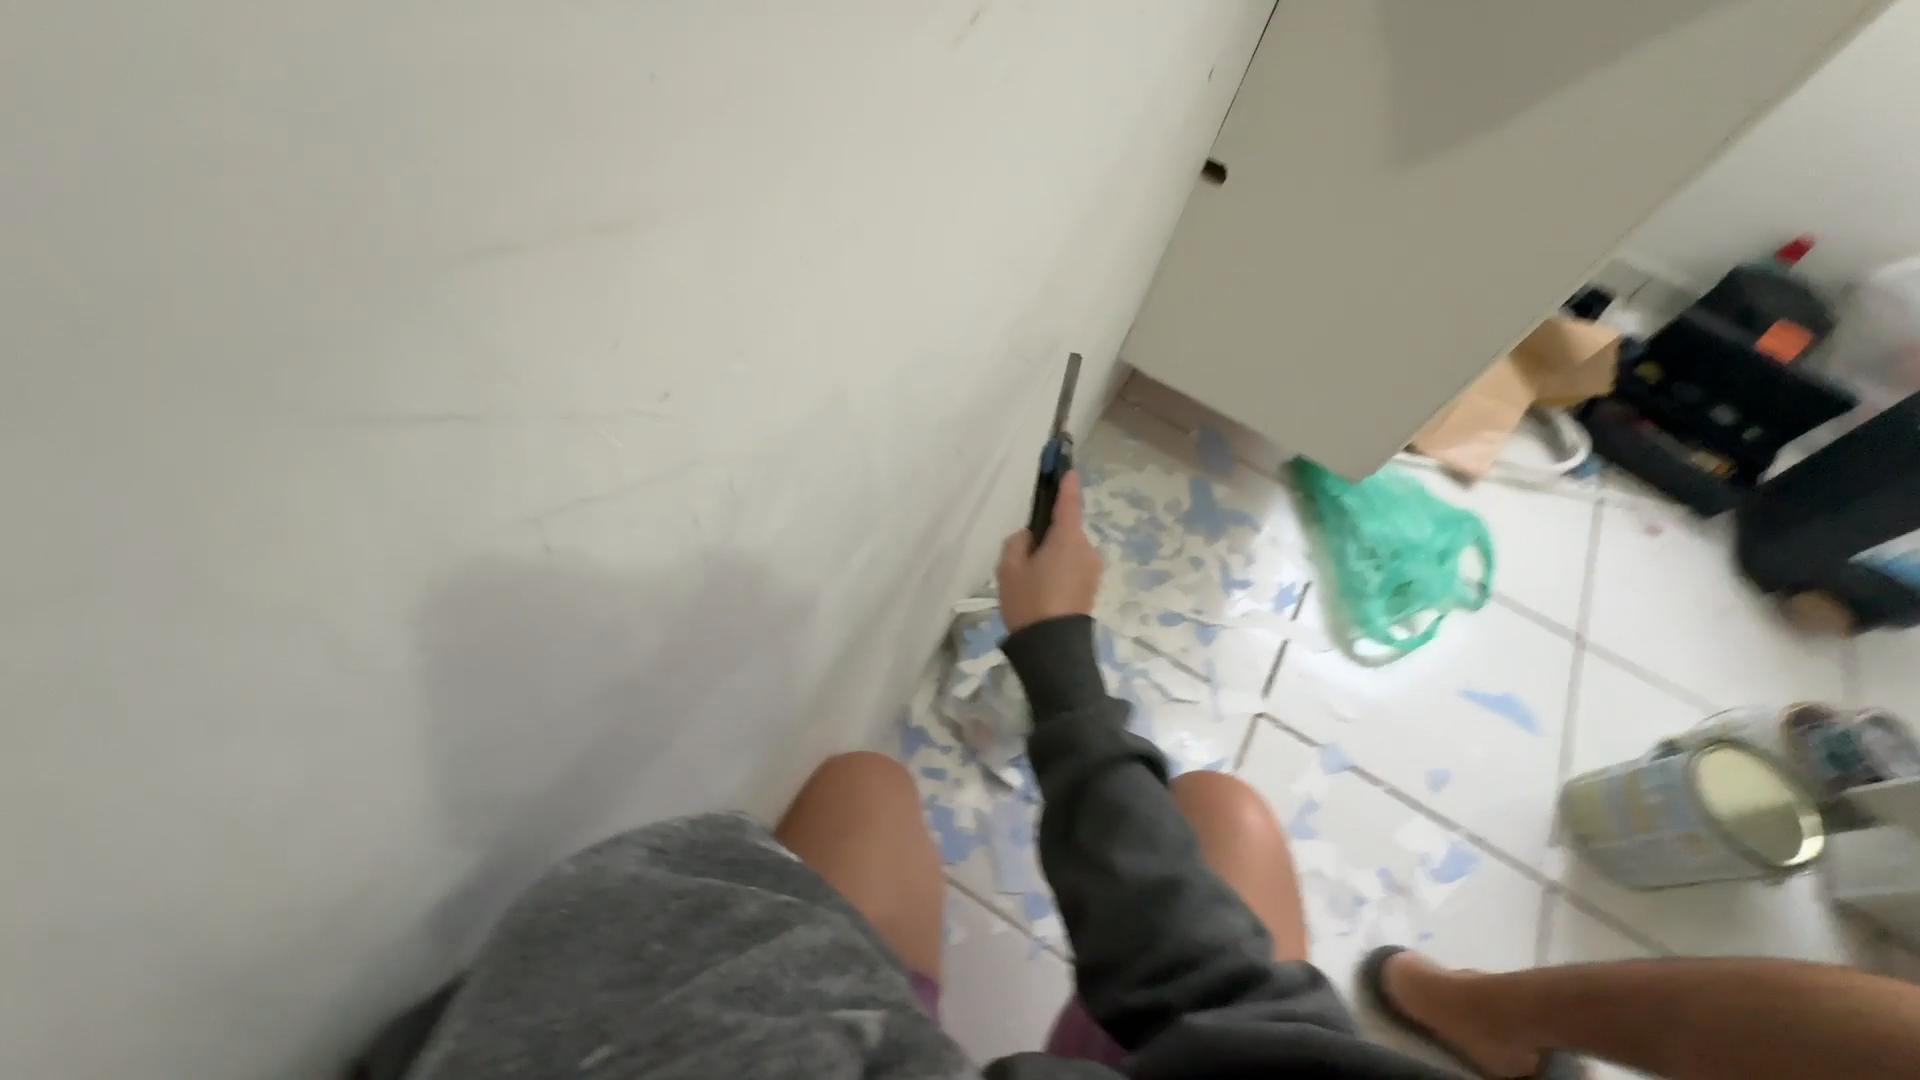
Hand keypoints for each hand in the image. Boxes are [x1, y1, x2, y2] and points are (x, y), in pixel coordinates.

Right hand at [997, 471, 1103, 632]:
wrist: (1052, 648)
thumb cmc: (1029, 602)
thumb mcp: (1009, 568)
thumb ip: (1017, 543)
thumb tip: (1030, 537)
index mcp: (1068, 538)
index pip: (1069, 502)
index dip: (1066, 484)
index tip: (1068, 468)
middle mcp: (1087, 549)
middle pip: (1066, 532)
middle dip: (1048, 538)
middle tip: (1023, 560)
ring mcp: (1093, 570)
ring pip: (1069, 552)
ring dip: (1053, 558)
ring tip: (1031, 583)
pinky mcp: (1092, 588)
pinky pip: (1073, 569)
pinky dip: (1060, 572)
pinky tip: (1043, 593)